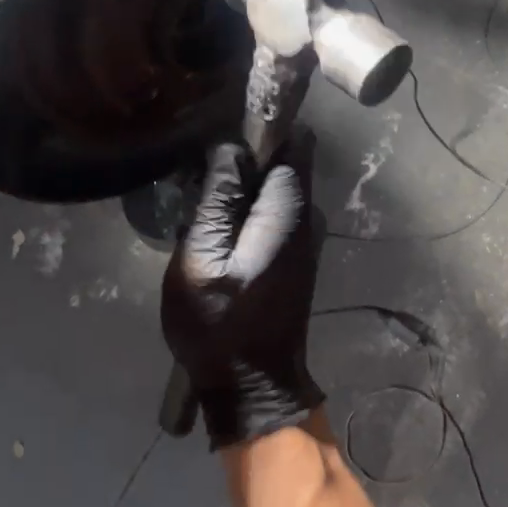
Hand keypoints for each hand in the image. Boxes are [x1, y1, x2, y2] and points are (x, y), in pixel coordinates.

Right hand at [163, 137, 324, 448]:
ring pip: (278, 183)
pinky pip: (276, 207)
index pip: (293, 139)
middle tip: (200, 169)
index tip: (223, 124)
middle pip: (286, 158)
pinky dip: (250, 205)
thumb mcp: (201, 260)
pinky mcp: (296, 250)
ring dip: (244, 183)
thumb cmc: (221, 324)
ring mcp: (306, 233)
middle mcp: (307, 213)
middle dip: (247, 154)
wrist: (254, 382)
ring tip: (200, 197)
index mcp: (289, 209)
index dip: (263, 124)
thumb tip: (229, 147)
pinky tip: (216, 224)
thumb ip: (217, 200)